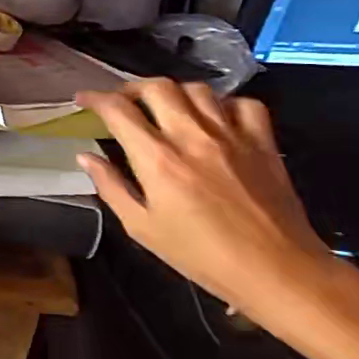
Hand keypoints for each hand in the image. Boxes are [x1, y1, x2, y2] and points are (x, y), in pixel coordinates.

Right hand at [75, 79, 348, 323]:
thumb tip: (86, 156)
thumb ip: (111, 186)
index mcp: (157, 159)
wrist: (276, 270)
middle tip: (121, 102)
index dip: (94, 98)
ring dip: (173, 92)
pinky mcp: (263, 142)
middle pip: (157, 87)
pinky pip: (243, 104)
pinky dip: (223, 104)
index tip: (82, 100)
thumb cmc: (200, 255)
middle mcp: (192, 137)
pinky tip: (214, 119)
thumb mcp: (141, 227)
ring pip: (197, 89)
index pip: (118, 110)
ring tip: (164, 107)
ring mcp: (232, 136)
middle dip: (131, 88)